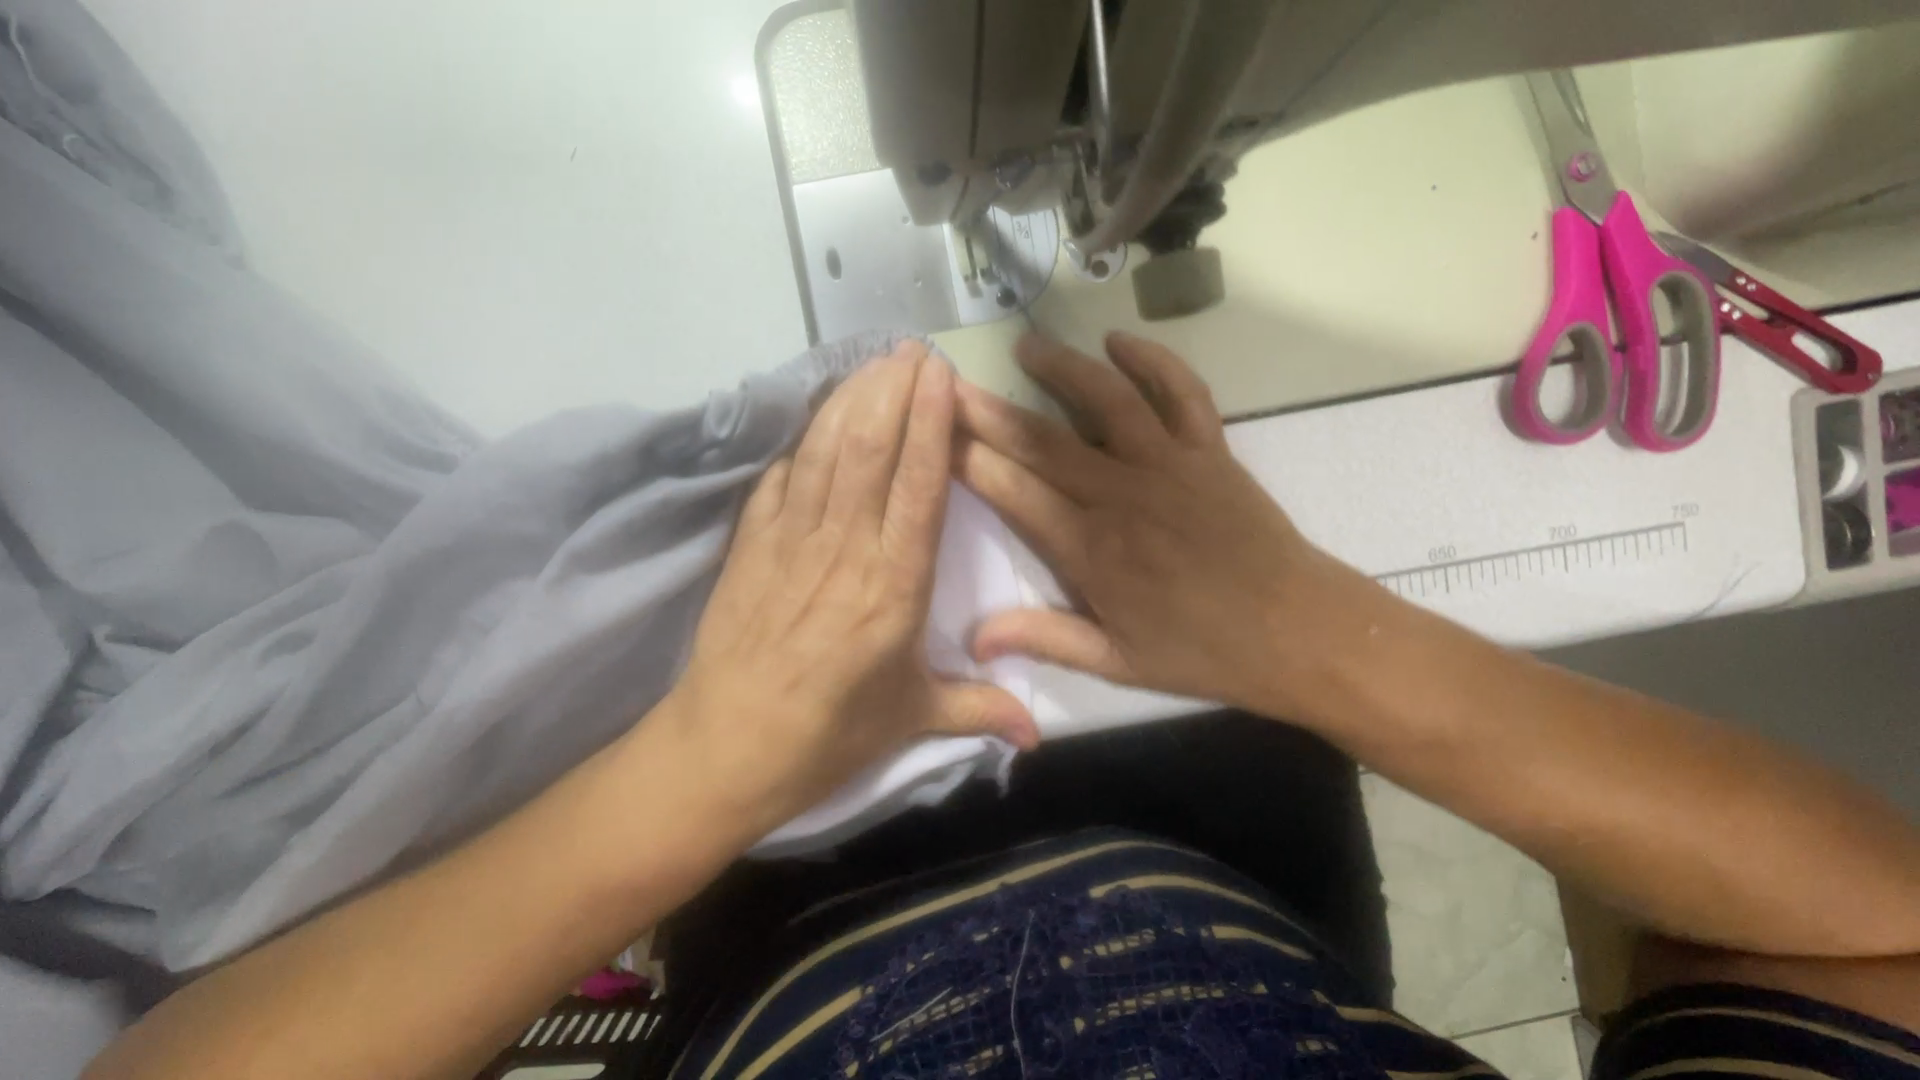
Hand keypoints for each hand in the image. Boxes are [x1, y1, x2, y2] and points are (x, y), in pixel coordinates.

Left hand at [657, 341, 1039, 837]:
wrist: (728, 748)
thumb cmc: (830, 735)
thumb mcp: (913, 721)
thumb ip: (980, 711)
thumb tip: (1039, 740)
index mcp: (895, 586)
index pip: (919, 487)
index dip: (930, 424)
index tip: (940, 375)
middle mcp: (845, 550)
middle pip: (869, 451)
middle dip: (891, 391)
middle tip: (911, 348)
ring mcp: (790, 542)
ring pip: (823, 453)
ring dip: (848, 400)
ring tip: (872, 362)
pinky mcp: (750, 546)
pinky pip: (778, 479)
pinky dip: (798, 442)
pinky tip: (813, 417)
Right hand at [955, 332, 1367, 716]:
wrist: (1294, 630)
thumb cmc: (1201, 651)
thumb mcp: (1117, 663)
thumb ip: (1044, 638)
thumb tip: (974, 639)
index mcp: (1092, 550)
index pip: (1013, 492)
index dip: (965, 459)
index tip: (929, 432)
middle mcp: (1122, 495)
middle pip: (1043, 441)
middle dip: (989, 410)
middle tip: (947, 380)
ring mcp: (1169, 465)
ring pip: (1107, 402)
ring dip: (1062, 369)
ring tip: (1026, 346)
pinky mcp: (1210, 449)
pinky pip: (1182, 393)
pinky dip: (1153, 361)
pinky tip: (1118, 341)